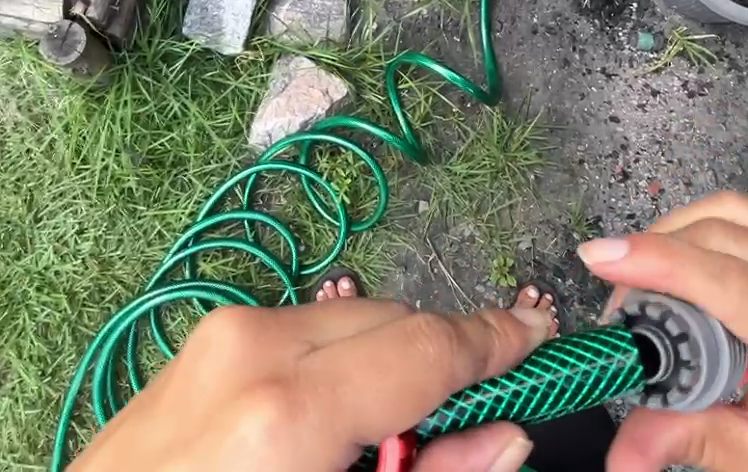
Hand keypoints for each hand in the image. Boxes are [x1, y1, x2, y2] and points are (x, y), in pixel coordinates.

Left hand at [68, 297, 551, 471]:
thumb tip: (505, 434)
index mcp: (287, 411)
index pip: (424, 346)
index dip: (494, 339)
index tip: (538, 335)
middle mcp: (257, 345)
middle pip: (395, 318)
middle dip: (446, 352)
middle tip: (480, 398)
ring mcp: (226, 329)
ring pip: (355, 313)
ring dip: (394, 352)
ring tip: (399, 418)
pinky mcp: (209, 331)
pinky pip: (309, 322)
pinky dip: (345, 353)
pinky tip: (341, 405)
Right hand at [578, 192, 747, 471]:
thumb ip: (694, 444)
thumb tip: (622, 455)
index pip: (735, 286)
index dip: (661, 263)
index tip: (599, 259)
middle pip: (727, 238)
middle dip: (656, 255)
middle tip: (616, 306)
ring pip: (734, 215)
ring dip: (674, 235)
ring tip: (641, 282)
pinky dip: (701, 234)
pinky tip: (682, 270)